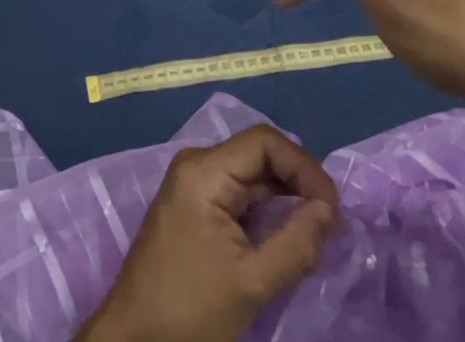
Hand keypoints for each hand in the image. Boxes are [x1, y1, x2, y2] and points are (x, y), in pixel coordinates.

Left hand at [76, 126, 336, 341]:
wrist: (133, 338)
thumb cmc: (188, 309)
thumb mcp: (252, 282)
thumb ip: (296, 242)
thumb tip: (329, 209)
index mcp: (203, 172)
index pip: (265, 142)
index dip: (305, 167)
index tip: (331, 208)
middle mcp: (196, 166)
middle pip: (260, 155)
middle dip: (299, 182)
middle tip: (329, 222)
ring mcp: (192, 185)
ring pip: (252, 175)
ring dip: (286, 197)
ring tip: (315, 230)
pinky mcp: (194, 205)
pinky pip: (239, 193)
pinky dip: (267, 209)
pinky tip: (288, 234)